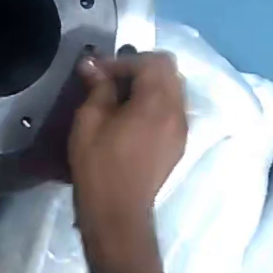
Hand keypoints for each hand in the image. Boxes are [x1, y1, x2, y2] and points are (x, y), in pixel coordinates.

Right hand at [69, 52, 186, 246]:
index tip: (98, 71)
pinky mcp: (179, 144)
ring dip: (150, 83)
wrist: (117, 212)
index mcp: (157, 103)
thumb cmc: (98, 164)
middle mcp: (177, 111)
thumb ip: (97, 87)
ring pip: (174, 88)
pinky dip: (156, 101)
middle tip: (111, 77)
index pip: (151, 62)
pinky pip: (173, 108)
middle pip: (169, 70)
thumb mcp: (89, 119)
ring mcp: (182, 129)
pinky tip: (132, 115)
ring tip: (121, 95)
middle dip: (140, 66)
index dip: (123, 61)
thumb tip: (92, 65)